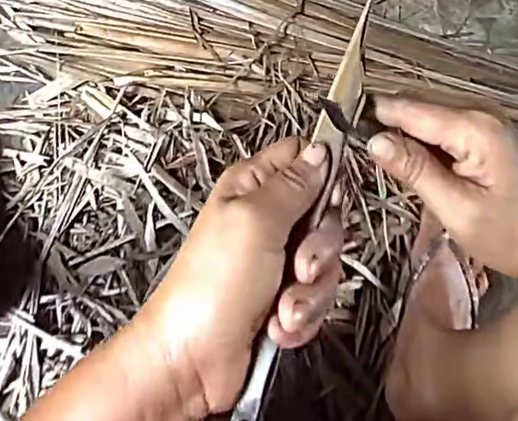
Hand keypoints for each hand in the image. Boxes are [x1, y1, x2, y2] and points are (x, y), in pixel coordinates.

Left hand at [134, 136, 343, 415]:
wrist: (190, 366)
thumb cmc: (207, 289)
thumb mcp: (256, 221)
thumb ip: (294, 183)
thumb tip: (319, 150)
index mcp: (253, 185)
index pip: (303, 157)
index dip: (323, 175)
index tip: (324, 201)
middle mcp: (266, 217)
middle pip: (325, 211)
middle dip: (321, 245)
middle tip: (299, 263)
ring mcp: (276, 258)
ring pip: (326, 258)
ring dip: (311, 290)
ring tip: (283, 302)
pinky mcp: (284, 295)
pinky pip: (318, 296)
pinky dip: (303, 315)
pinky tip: (278, 322)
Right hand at [367, 96, 517, 284]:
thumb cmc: (512, 236)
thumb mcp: (458, 210)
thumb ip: (416, 170)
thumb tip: (375, 141)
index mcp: (474, 127)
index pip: (411, 109)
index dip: (375, 115)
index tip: (341, 122)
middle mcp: (478, 112)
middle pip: (415, 106)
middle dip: (386, 124)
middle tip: (356, 148)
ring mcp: (481, 119)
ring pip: (424, 114)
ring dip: (401, 133)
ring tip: (378, 158)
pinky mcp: (481, 131)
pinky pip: (439, 126)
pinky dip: (420, 140)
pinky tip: (411, 163)